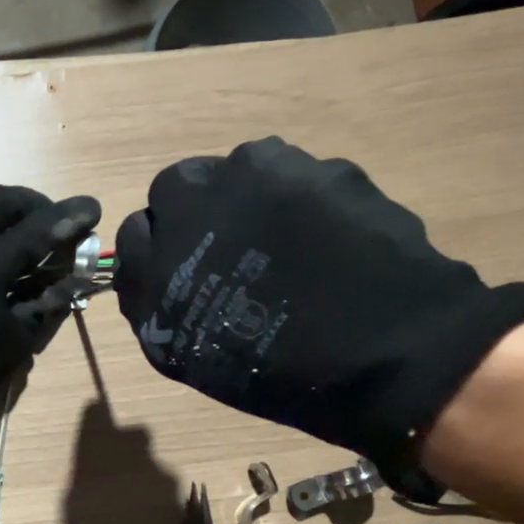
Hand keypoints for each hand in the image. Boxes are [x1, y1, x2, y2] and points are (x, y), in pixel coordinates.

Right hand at [114, 137, 523, 495]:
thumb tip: (141, 248)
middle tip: (227, 273)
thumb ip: (141, 285)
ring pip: (251, 182)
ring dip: (253, 213)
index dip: (161, 254)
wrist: (382, 347)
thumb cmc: (256, 356)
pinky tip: (322, 262)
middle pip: (197, 188)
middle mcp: (227, 174)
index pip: (147, 220)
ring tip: (280, 268)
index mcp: (175, 212)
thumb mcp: (169, 340)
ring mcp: (293, 167)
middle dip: (204, 221)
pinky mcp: (347, 174)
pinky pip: (306, 190)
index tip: (178, 286)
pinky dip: (305, 218)